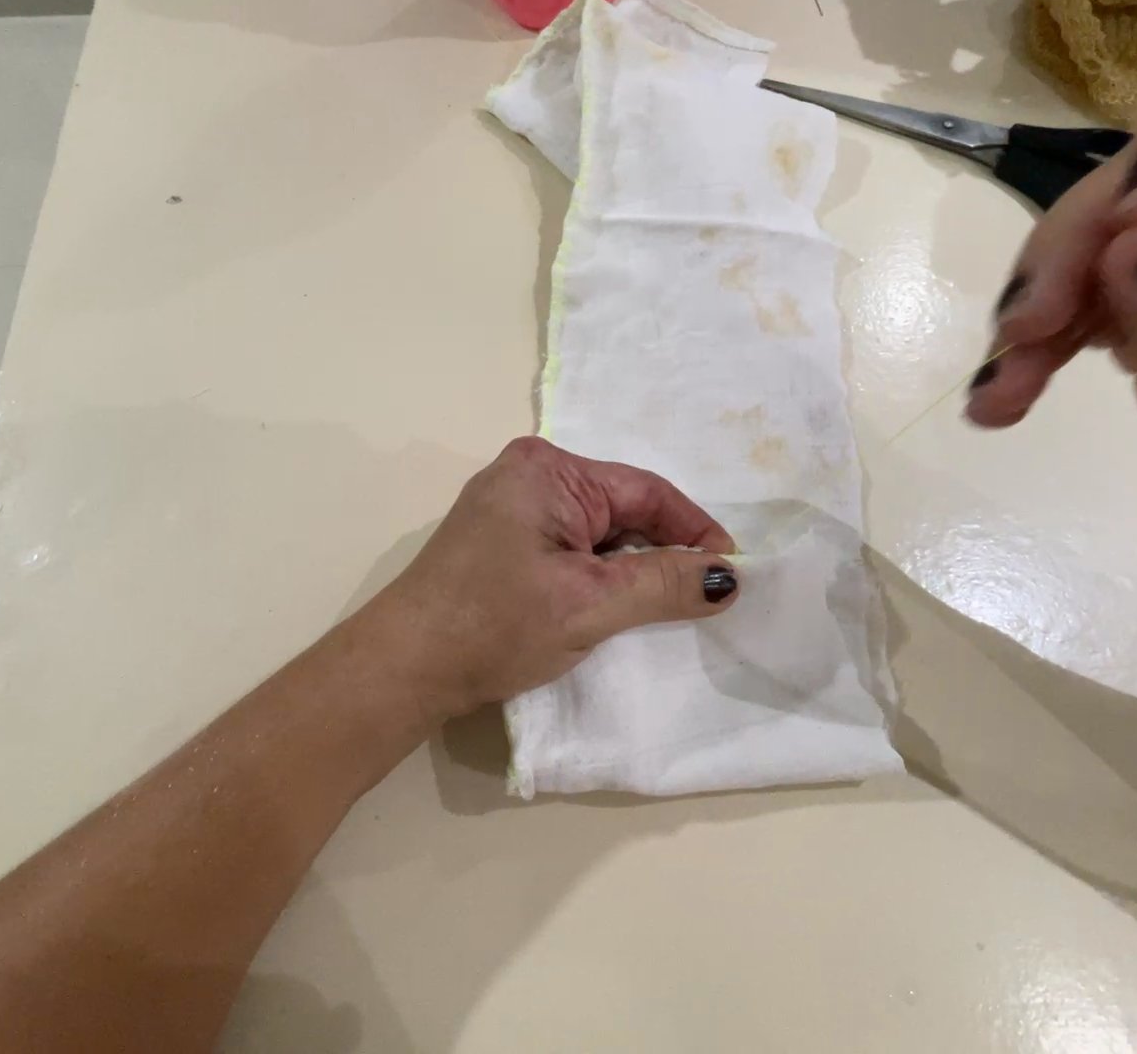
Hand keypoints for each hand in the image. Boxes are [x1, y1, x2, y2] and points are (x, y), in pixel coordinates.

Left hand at [357, 437, 737, 722]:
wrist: (406, 666)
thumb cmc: (496, 626)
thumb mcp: (590, 603)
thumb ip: (663, 584)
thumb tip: (728, 576)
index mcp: (548, 470)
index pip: (645, 491)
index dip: (694, 530)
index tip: (730, 572)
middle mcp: (528, 474)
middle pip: (621, 508)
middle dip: (661, 550)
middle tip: (700, 595)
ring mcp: (510, 506)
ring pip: (596, 531)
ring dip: (629, 566)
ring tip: (661, 604)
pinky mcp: (500, 538)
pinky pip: (569, 545)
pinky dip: (597, 572)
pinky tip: (612, 602)